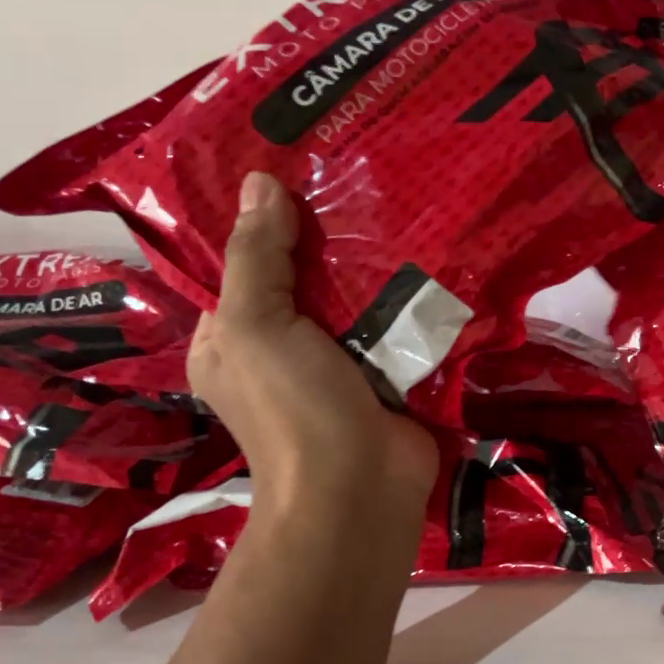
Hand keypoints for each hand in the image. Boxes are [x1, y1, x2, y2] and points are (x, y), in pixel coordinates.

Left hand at [188, 172, 438, 510]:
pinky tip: (432, 266)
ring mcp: (339, 366)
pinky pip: (395, 330)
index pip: (242, 266)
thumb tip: (259, 182)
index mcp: (232, 337)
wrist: (361, 487)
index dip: (264, 223)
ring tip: (405, 212)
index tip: (300, 175)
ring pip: (355, 303)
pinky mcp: (387, 379)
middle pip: (305, 281)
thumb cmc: (293, 407)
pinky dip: (410, 305)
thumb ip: (258, 257)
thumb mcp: (256, 325)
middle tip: (364, 186)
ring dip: (377, 271)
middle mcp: (281, 349)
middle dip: (330, 242)